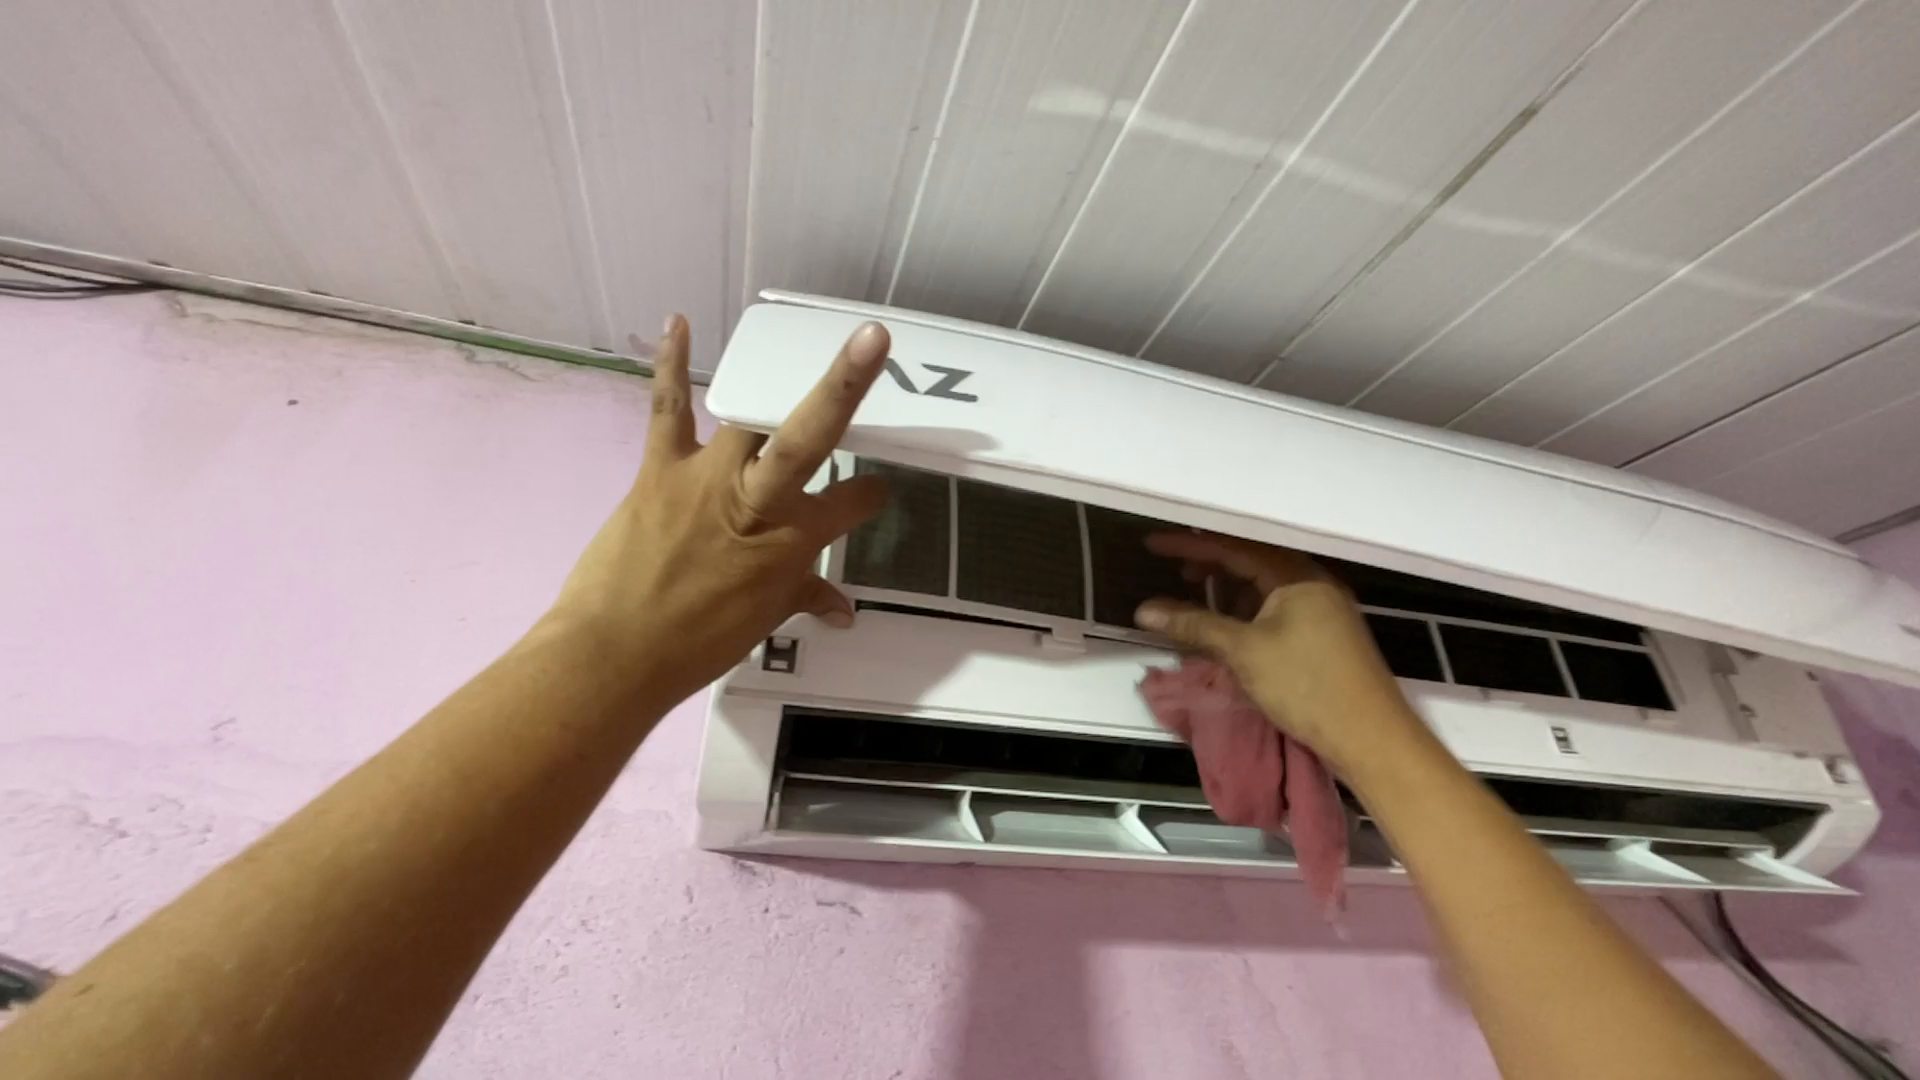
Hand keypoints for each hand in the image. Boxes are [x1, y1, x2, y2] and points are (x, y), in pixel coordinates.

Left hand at [544, 314, 890, 705]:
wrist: (617, 653)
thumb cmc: (701, 643)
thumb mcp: (766, 620)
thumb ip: (807, 598)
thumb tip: (843, 611)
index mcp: (793, 539)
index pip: (851, 504)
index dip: (871, 496)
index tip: (881, 490)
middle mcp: (759, 496)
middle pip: (807, 436)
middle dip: (844, 389)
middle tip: (876, 344)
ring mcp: (708, 474)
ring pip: (747, 417)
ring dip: (765, 395)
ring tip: (782, 362)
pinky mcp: (662, 467)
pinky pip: (668, 408)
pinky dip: (671, 365)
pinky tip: (678, 321)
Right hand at [1134, 532, 1427, 778]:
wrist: (1371, 738)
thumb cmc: (1306, 686)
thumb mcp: (1243, 651)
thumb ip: (1193, 624)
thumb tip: (1145, 610)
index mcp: (1296, 576)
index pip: (1233, 548)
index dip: (1189, 545)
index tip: (1154, 544)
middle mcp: (1313, 583)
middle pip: (1251, 562)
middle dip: (1210, 565)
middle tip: (1175, 572)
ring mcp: (1323, 609)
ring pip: (1264, 587)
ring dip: (1228, 590)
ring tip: (1198, 601)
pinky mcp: (1325, 635)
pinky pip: (1276, 607)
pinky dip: (1247, 611)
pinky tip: (1231, 629)